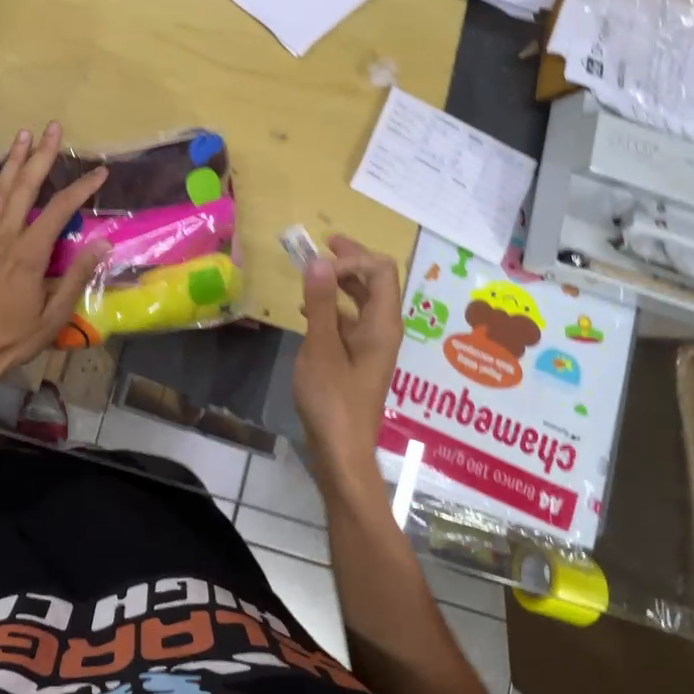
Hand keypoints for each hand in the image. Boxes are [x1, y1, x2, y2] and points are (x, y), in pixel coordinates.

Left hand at [0, 122, 108, 398]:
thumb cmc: (13, 337)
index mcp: (29, 253)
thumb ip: (77, 277)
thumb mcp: (54, 315)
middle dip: (42, 155)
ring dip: (13, 158)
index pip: (60, 209)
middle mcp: (4, 236)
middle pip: (25, 186)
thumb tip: (103, 244)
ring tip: (25, 134)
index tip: (101, 172)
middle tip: (54, 128)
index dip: (82, 188)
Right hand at [295, 235, 404, 485]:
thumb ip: (319, 304)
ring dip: (342, 280)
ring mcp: (373, 344)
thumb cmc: (332, 399)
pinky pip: (352, 319)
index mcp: (383, 324)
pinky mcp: (359, 357)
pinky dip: (334, 304)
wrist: (342, 449)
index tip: (318, 268)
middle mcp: (384, 329)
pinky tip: (309, 310)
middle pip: (378, 280)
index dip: (352, 259)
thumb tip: (317, 261)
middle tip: (323, 243)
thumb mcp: (320, 348)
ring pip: (364, 299)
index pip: (381, 270)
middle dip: (352, 259)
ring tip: (312, 271)